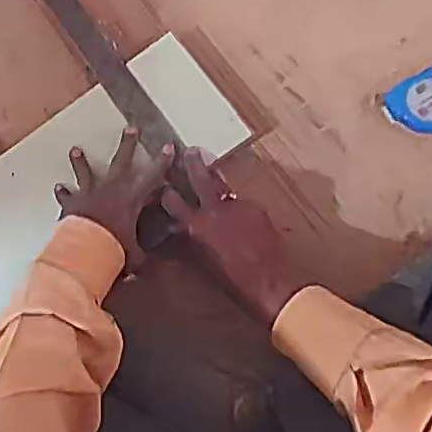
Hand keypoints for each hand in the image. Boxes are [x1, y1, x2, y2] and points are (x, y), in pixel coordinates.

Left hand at [54, 127, 175, 266]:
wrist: (83, 246)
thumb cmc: (112, 246)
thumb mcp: (132, 255)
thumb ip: (138, 259)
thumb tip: (142, 275)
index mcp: (131, 197)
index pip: (152, 176)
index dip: (162, 162)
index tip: (169, 146)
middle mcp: (111, 188)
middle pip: (121, 160)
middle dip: (127, 144)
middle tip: (131, 128)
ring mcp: (89, 192)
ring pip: (86, 171)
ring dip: (81, 161)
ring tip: (76, 148)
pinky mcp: (72, 202)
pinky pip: (66, 196)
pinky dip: (62, 192)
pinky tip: (58, 187)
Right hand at [161, 150, 307, 323]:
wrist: (267, 281)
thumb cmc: (230, 279)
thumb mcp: (202, 261)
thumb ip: (192, 241)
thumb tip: (186, 234)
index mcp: (194, 225)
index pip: (173, 200)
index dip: (167, 191)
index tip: (164, 183)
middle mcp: (212, 210)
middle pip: (200, 178)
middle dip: (193, 163)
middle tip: (190, 150)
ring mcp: (236, 206)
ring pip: (225, 187)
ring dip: (219, 181)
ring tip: (216, 175)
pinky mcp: (256, 208)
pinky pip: (244, 204)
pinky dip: (241, 209)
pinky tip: (244, 219)